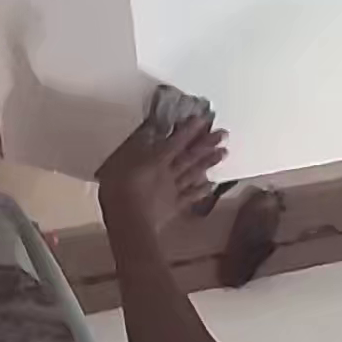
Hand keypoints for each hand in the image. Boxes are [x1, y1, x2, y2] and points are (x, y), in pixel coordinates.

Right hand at [96, 116, 227, 232]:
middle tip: (224, 134)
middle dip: (207, 144)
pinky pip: (191, 196)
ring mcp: (174, 190)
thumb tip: (150, 129)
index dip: (189, 130)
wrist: (128, 221)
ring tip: (224, 152)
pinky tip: (212, 184)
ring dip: (209, 163)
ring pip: (194, 173)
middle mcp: (169, 172)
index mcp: (156, 159)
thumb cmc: (118, 188)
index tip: (203, 119)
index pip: (176, 141)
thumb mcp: (120, 160)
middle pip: (190, 156)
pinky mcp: (174, 206)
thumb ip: (136, 144)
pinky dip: (202, 189)